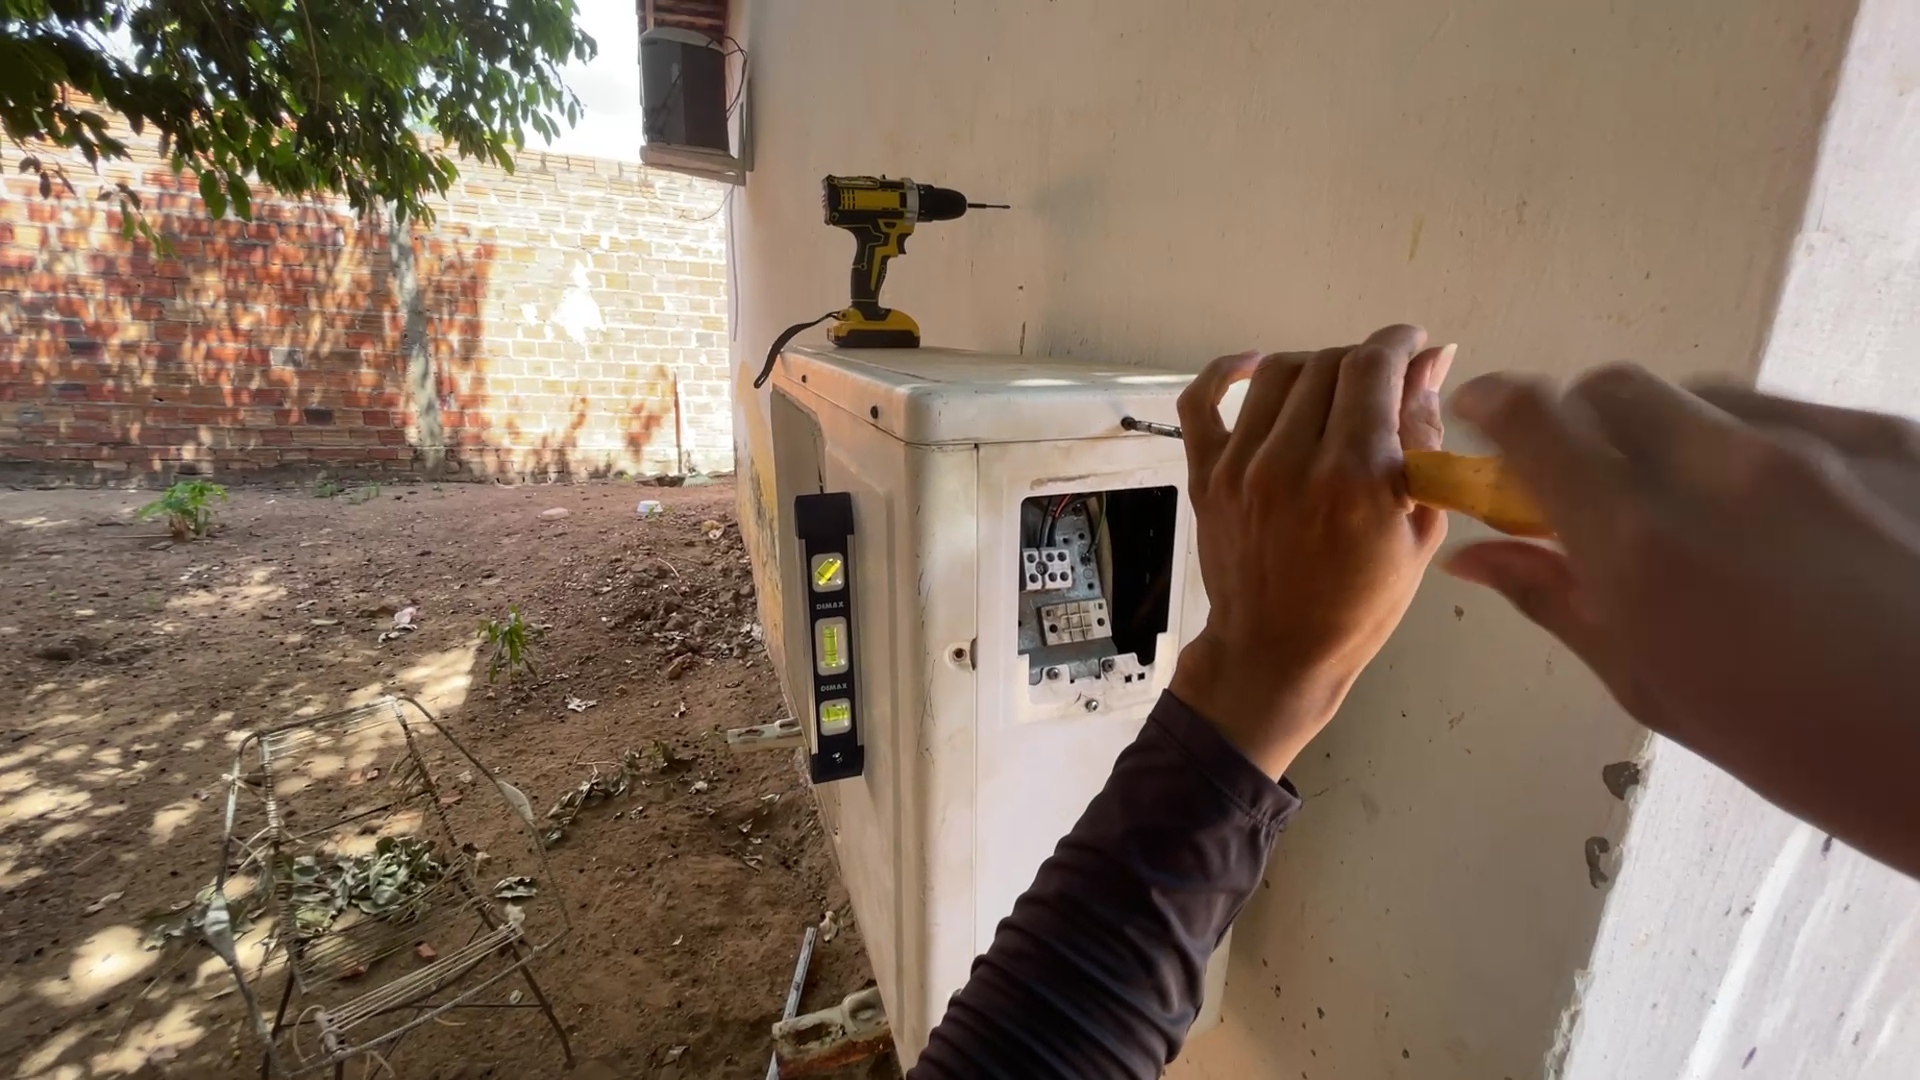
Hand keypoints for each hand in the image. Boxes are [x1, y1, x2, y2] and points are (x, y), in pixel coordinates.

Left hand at [1170, 325, 1454, 778]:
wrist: (1275, 648)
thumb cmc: (1359, 603)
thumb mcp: (1418, 528)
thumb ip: (1424, 438)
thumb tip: (1432, 362)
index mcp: (1355, 474)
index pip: (1372, 365)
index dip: (1399, 342)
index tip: (1412, 346)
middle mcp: (1290, 458)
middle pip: (1326, 363)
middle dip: (1363, 361)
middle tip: (1377, 386)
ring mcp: (1238, 465)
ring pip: (1275, 373)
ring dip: (1310, 366)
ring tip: (1329, 389)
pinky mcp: (1204, 475)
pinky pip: (1199, 402)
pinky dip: (1222, 372)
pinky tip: (1253, 367)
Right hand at [1446, 367, 1919, 874]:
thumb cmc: (1804, 744)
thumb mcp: (1648, 683)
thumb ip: (1552, 598)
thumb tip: (1472, 555)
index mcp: (1640, 541)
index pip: (1536, 423)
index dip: (1492, 404)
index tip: (1478, 414)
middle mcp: (1724, 471)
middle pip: (1612, 387)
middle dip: (1575, 418)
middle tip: (1583, 475)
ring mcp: (1828, 447)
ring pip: (1701, 396)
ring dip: (1662, 432)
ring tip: (1694, 502)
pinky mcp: (1910, 441)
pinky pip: (1792, 414)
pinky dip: (1750, 444)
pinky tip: (1785, 510)